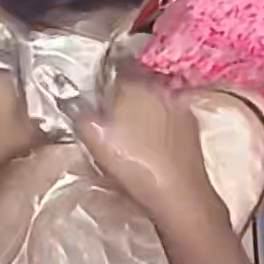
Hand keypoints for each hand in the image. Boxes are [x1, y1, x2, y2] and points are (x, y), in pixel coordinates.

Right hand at [68, 71, 225, 226]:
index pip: (113, 69)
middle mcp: (162, 88)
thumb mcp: (92, 137)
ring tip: (127, 128)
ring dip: (140, 107)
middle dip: (121, 93)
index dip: (99, 80)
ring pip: (153, 99)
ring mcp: (181, 107)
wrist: (177, 194)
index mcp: (135, 85)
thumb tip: (71, 99)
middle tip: (106, 112)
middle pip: (135, 82)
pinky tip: (148, 141)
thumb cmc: (131, 163)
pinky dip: (157, 123)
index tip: (90, 93)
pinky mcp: (192, 127)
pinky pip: (168, 116)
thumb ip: (80, 112)